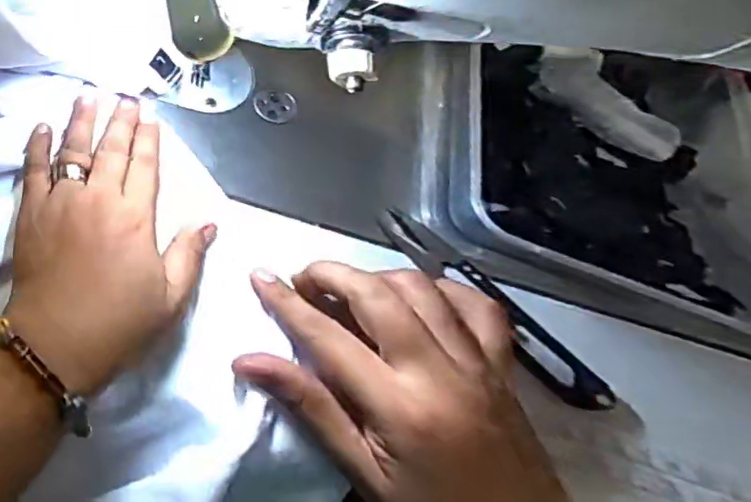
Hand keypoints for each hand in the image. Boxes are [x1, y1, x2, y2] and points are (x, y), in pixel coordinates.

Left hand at [5, 92, 215, 394]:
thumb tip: (208, 221)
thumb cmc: (116, 323)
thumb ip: (188, 255)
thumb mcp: (168, 299)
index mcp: (134, 216)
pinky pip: (34, 169)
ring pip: (74, 149)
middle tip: (125, 97)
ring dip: (82, 120)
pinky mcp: (32, 211)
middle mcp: (99, 197)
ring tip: (87, 95)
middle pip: (111, 149)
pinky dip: (38, 146)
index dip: (148, 137)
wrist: (53, 344)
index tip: (149, 115)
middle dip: (120, 120)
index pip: (145, 165)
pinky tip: (43, 127)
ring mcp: (62, 200)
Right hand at [235, 263, 567, 501]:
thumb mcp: (365, 475)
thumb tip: (248, 362)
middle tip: (302, 282)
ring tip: (352, 292)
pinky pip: (474, 304)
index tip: (259, 276)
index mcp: (400, 407)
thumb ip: (311, 409)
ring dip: (376, 277)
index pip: (328, 337)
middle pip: (374, 294)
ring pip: (419, 286)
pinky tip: (418, 299)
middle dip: (329, 275)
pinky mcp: (502, 364)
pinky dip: (440, 289)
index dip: (287, 303)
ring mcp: (476, 362)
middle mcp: (439, 371)